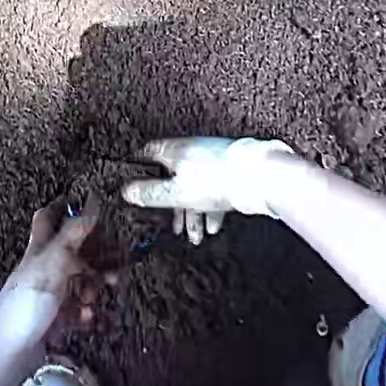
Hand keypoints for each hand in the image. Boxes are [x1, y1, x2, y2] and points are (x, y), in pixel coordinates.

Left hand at [0, 195, 110, 347]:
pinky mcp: (53, 320)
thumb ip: (75, 231)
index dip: (65, 207)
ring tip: (101, 294)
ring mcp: (48, 294)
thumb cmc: (23, 305)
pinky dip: (88, 312)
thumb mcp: (54, 260)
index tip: (88, 204)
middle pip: (74, 251)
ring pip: (79, 281)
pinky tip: (89, 318)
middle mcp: (44, 267)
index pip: (49, 217)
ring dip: (95, 285)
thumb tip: (93, 200)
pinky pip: (78, 310)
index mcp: (40, 248)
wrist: (6, 356)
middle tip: (113, 263)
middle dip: (96, 255)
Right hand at [119, 137, 298, 244]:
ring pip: (196, 186)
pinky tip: (212, 226)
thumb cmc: (216, 181)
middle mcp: (194, 151)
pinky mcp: (230, 172)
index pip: (151, 153)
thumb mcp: (176, 193)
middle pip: (175, 175)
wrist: (258, 178)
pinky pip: (214, 190)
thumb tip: (128, 191)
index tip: (135, 179)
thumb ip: (151, 193)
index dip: (141, 166)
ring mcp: (213, 160)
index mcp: (177, 150)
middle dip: (173, 202)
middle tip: (171, 223)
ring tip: (195, 235)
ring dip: (193, 212)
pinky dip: (210, 208)